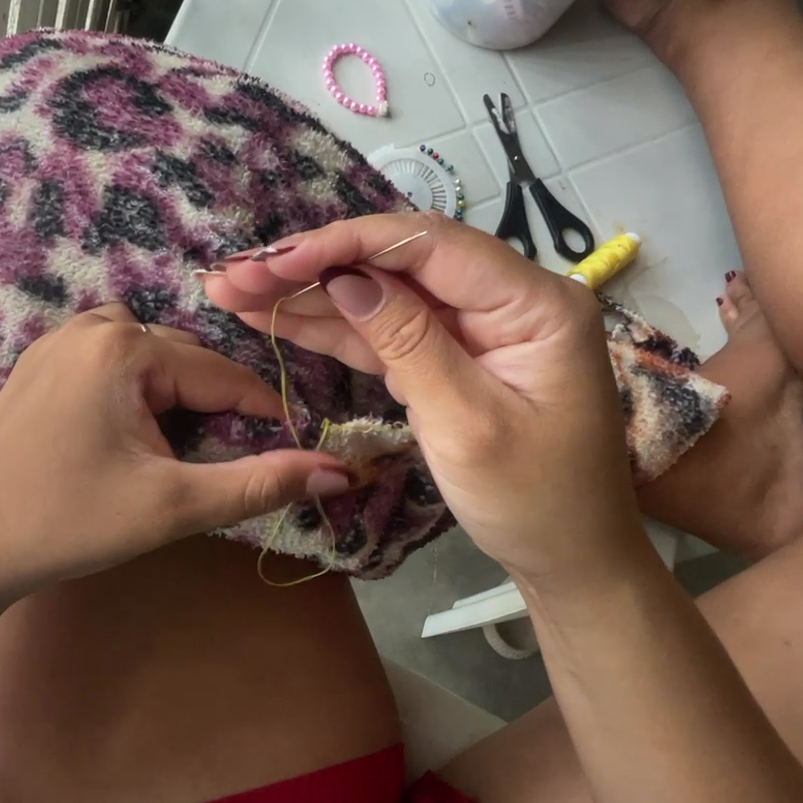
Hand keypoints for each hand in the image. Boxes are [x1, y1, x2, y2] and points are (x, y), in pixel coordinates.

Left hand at [0, 304, 354, 595]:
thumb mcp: (174, 506)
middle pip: (184, 358)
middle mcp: (91, 327)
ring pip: (148, 350)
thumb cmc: (73, 523)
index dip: (264, 411)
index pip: (220, 374)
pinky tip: (130, 425)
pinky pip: (109, 354)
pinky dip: (135, 381)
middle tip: (226, 455)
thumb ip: (259, 484)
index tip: (296, 444)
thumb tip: (340, 473)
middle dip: (214, 403)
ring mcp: (57, 340)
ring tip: (178, 439)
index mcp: (124, 350)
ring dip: (174, 387)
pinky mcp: (39, 362)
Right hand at [202, 215, 656, 585]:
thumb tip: (346, 279)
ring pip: (381, 295)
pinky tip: (275, 317)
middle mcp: (504, 299)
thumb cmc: (533, 501)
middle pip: (397, 263)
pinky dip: (331, 328)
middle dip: (313, 267)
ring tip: (234, 292)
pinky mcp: (448, 357)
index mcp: (533, 303)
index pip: (429, 245)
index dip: (346, 244)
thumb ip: (409, 343)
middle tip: (235, 275)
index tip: (276, 260)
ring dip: (309, 295)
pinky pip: (385, 332)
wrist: (568, 558)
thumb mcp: (467, 425)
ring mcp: (474, 327)